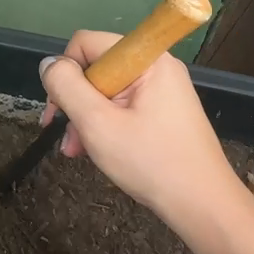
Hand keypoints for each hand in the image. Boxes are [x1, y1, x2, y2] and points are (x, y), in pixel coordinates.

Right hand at [37, 30, 250, 226]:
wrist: (206, 210)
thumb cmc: (152, 163)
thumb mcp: (97, 123)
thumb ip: (65, 87)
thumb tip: (48, 64)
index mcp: (146, 60)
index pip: (87, 43)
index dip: (67, 71)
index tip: (60, 106)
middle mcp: (155, 67)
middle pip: (95, 67)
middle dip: (75, 100)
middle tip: (66, 134)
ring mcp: (161, 90)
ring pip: (105, 90)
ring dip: (85, 117)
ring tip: (77, 150)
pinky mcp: (163, 111)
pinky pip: (121, 106)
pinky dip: (104, 124)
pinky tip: (93, 150)